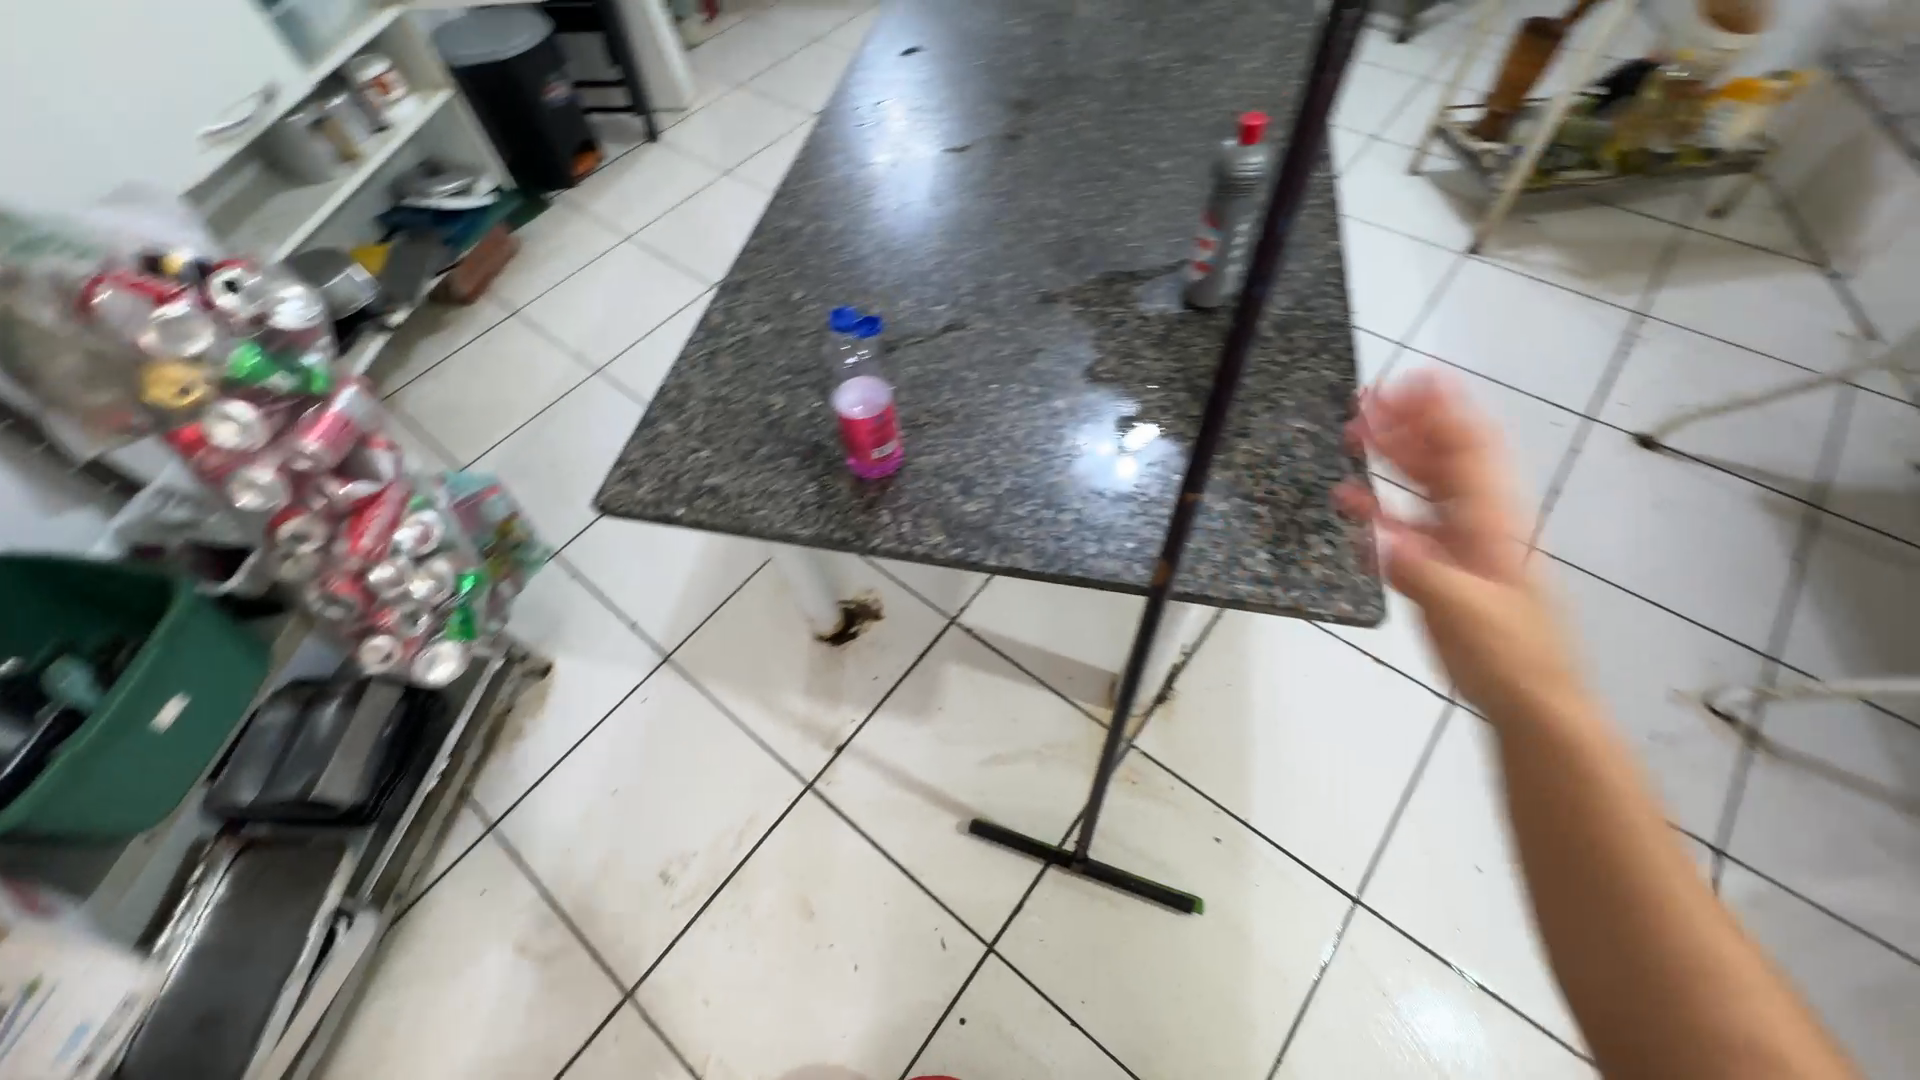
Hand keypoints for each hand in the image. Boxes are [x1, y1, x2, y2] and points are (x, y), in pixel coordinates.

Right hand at [1334, 371, 1584, 721]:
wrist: (1531, 700)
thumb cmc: (1511, 655)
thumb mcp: (1467, 612)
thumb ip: (1421, 571)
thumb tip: (1374, 534)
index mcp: (1494, 521)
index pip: (1470, 449)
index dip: (1443, 410)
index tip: (1408, 380)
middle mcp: (1478, 521)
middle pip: (1444, 457)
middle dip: (1408, 421)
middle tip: (1366, 396)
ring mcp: (1459, 544)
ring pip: (1425, 485)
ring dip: (1392, 454)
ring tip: (1354, 428)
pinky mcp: (1440, 569)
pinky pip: (1406, 525)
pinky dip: (1378, 506)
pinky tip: (1351, 496)